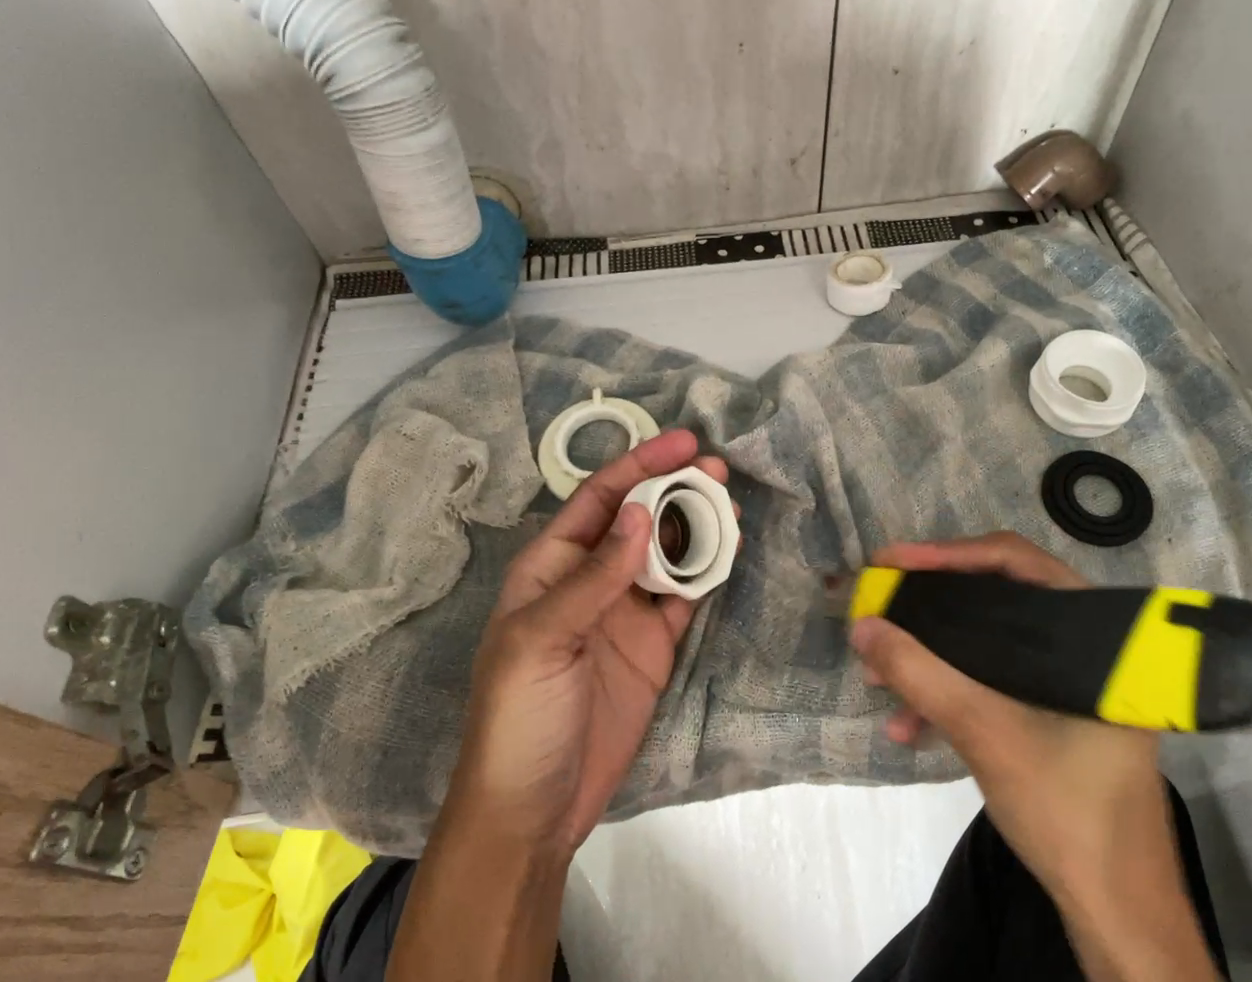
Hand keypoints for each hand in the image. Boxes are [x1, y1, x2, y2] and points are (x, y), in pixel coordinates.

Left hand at [447, 428, 730, 851]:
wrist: (535, 808)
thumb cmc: (518, 717)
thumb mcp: (541, 641)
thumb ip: (593, 578)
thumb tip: (642, 515)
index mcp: (549, 567)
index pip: (598, 501)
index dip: (639, 466)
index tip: (684, 443)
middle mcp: (589, 580)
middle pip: (639, 521)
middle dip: (676, 490)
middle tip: (720, 471)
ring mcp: (625, 613)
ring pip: (668, 555)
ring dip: (698, 527)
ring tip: (733, 505)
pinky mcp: (654, 646)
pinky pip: (686, 597)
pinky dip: (709, 574)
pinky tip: (731, 552)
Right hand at [850, 532, 1218, 980]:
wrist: (1115, 905)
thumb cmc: (1067, 808)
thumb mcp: (985, 732)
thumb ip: (920, 674)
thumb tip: (861, 626)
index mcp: (1094, 632)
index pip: (1014, 562)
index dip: (946, 556)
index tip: (890, 565)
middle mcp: (1086, 645)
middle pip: (995, 601)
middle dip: (928, 614)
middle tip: (878, 612)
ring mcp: (1071, 682)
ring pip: (989, 646)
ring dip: (932, 660)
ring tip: (878, 680)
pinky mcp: (1055, 713)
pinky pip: (994, 682)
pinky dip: (951, 695)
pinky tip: (908, 725)